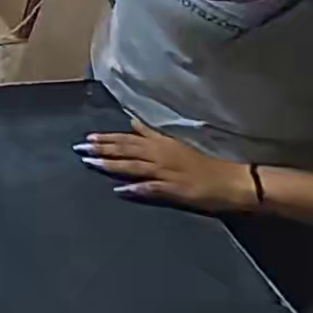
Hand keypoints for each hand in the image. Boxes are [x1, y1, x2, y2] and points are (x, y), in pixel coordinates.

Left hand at [76, 119, 260, 212]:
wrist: (232, 181)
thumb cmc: (202, 162)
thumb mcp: (173, 142)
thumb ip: (150, 133)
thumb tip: (131, 121)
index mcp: (158, 144)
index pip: (126, 139)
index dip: (106, 139)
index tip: (87, 138)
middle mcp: (158, 156)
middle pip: (124, 151)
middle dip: (101, 149)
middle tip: (80, 148)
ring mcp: (166, 173)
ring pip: (132, 167)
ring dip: (110, 165)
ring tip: (91, 163)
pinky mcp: (175, 191)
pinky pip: (152, 189)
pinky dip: (136, 189)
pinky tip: (120, 190)